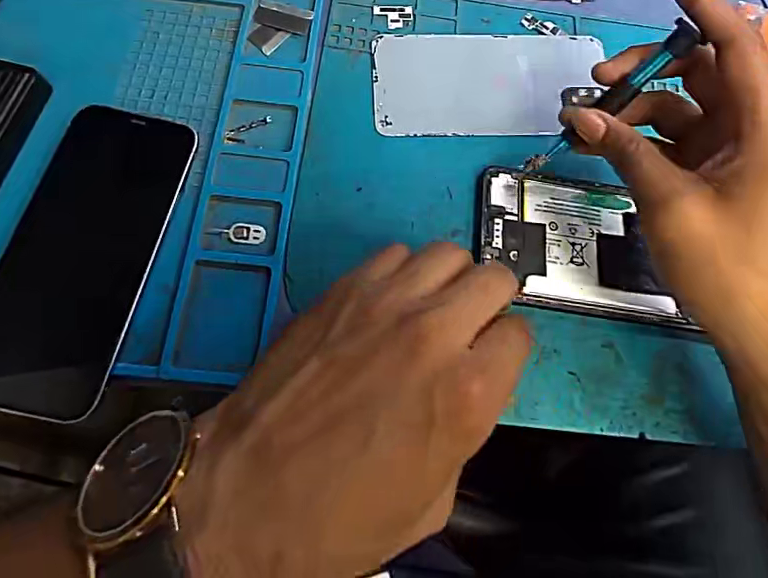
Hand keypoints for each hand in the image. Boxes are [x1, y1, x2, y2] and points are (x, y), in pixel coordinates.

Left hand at [175, 243, 532, 577]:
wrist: (247, 494)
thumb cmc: (330, 515)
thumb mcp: (431, 500)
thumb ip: (466, 431)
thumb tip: (474, 393)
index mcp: (463, 396)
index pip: (519, 336)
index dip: (509, 349)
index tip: (497, 354)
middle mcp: (430, 336)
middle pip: (494, 278)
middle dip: (492, 301)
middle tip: (476, 321)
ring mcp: (384, 304)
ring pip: (448, 252)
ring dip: (451, 278)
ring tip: (437, 304)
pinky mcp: (345, 290)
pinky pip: (395, 253)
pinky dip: (403, 271)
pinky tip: (392, 300)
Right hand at [561, 0, 767, 362]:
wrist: (760, 334)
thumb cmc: (731, 269)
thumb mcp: (670, 203)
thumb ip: (625, 150)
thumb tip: (581, 114)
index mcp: (764, 127)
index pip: (736, 46)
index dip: (705, 6)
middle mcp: (752, 128)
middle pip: (699, 70)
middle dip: (646, 68)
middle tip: (600, 79)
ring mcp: (733, 150)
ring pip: (679, 102)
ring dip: (634, 105)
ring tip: (589, 121)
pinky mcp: (714, 170)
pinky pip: (672, 135)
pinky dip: (638, 135)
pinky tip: (602, 143)